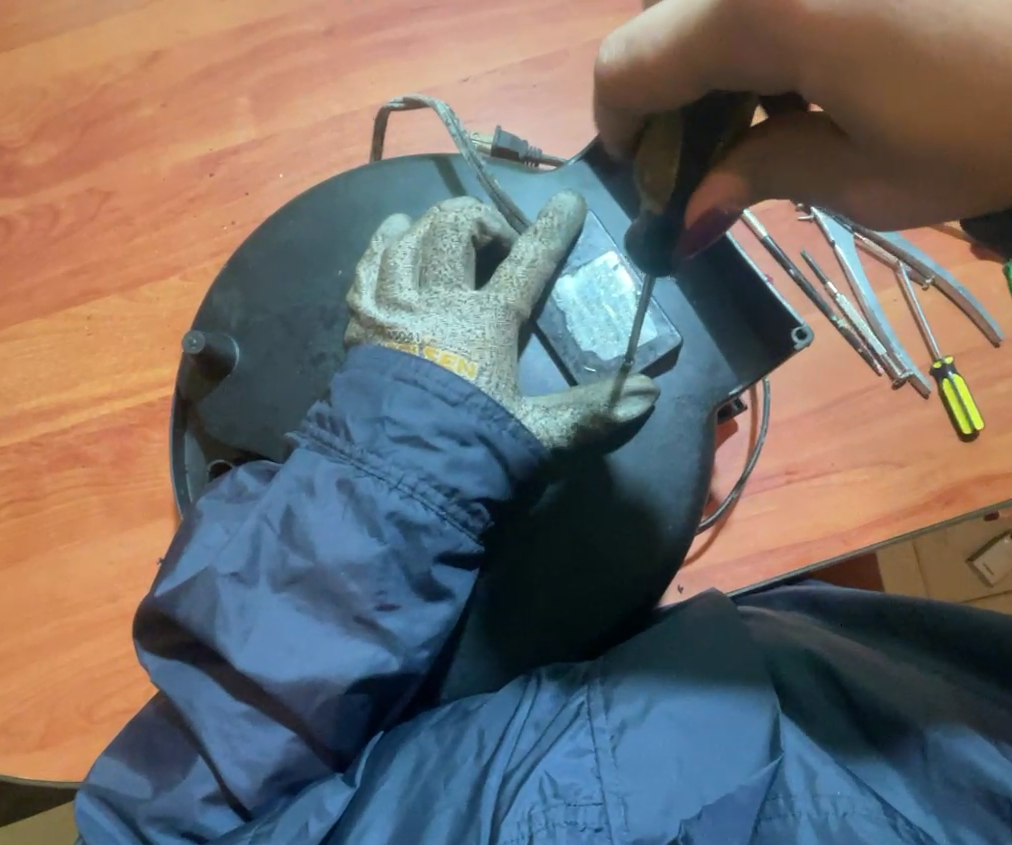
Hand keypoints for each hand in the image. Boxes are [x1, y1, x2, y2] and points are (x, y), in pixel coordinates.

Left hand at [346, 191, 658, 449]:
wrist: (392, 474)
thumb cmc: (469, 447)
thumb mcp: (537, 433)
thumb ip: (591, 411)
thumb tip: (650, 393)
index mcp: (484, 323)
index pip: (526, 262)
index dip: (551, 230)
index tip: (568, 202)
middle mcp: (436, 301)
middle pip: (454, 228)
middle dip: (480, 222)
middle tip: (496, 247)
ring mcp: (393, 307)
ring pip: (408, 236)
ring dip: (431, 227)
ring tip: (447, 239)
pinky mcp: (361, 322)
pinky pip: (368, 263)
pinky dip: (383, 245)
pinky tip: (394, 237)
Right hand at [593, 0, 1011, 238]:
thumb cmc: (1005, 123)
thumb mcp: (863, 178)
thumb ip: (758, 177)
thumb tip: (690, 209)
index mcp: (762, 6)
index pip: (630, 63)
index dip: (620, 128)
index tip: (645, 173)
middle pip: (674, 16)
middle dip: (676, 96)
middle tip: (715, 156)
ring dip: (730, 58)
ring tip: (783, 113)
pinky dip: (783, 26)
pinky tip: (831, 60)